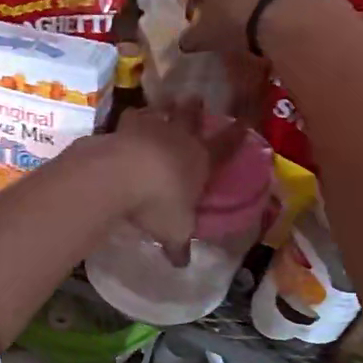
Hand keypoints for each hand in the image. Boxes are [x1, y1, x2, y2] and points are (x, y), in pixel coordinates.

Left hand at [104, 101, 244, 259]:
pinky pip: (127, 118)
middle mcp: (178, 138)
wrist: (120, 174)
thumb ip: (178, 244)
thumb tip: (182, 264)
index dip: (235, 135)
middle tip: (195, 98)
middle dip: (194, 109)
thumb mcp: (173, 230)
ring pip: (159, 112)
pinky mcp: (120, 128)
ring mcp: (148, 128)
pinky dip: (128, 119)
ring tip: (160, 104)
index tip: (243, 122)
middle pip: (190, 118)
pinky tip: (123, 124)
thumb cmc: (158, 203)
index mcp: (200, 160)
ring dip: (161, 108)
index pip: (225, 146)